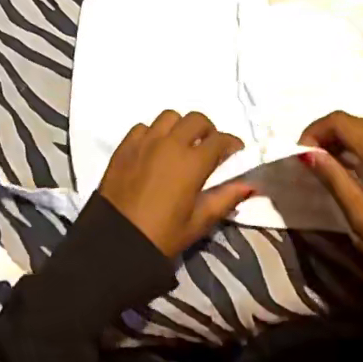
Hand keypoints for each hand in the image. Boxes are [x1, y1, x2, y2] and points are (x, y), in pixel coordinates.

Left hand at [98, 110, 252, 257]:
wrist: (113, 244)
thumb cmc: (161, 236)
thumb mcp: (198, 222)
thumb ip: (225, 199)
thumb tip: (249, 185)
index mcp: (192, 162)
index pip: (220, 140)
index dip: (232, 144)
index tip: (234, 153)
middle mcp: (170, 144)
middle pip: (196, 119)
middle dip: (208, 130)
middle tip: (208, 147)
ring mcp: (145, 142)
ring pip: (169, 117)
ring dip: (180, 127)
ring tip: (180, 144)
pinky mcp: (124, 147)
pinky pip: (143, 127)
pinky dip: (154, 133)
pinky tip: (154, 149)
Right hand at [299, 111, 362, 278]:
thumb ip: (335, 180)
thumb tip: (307, 153)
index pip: (341, 122)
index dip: (315, 130)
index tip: (301, 153)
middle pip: (356, 122)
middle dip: (329, 134)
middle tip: (311, 160)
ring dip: (347, 140)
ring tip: (330, 166)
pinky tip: (357, 170)